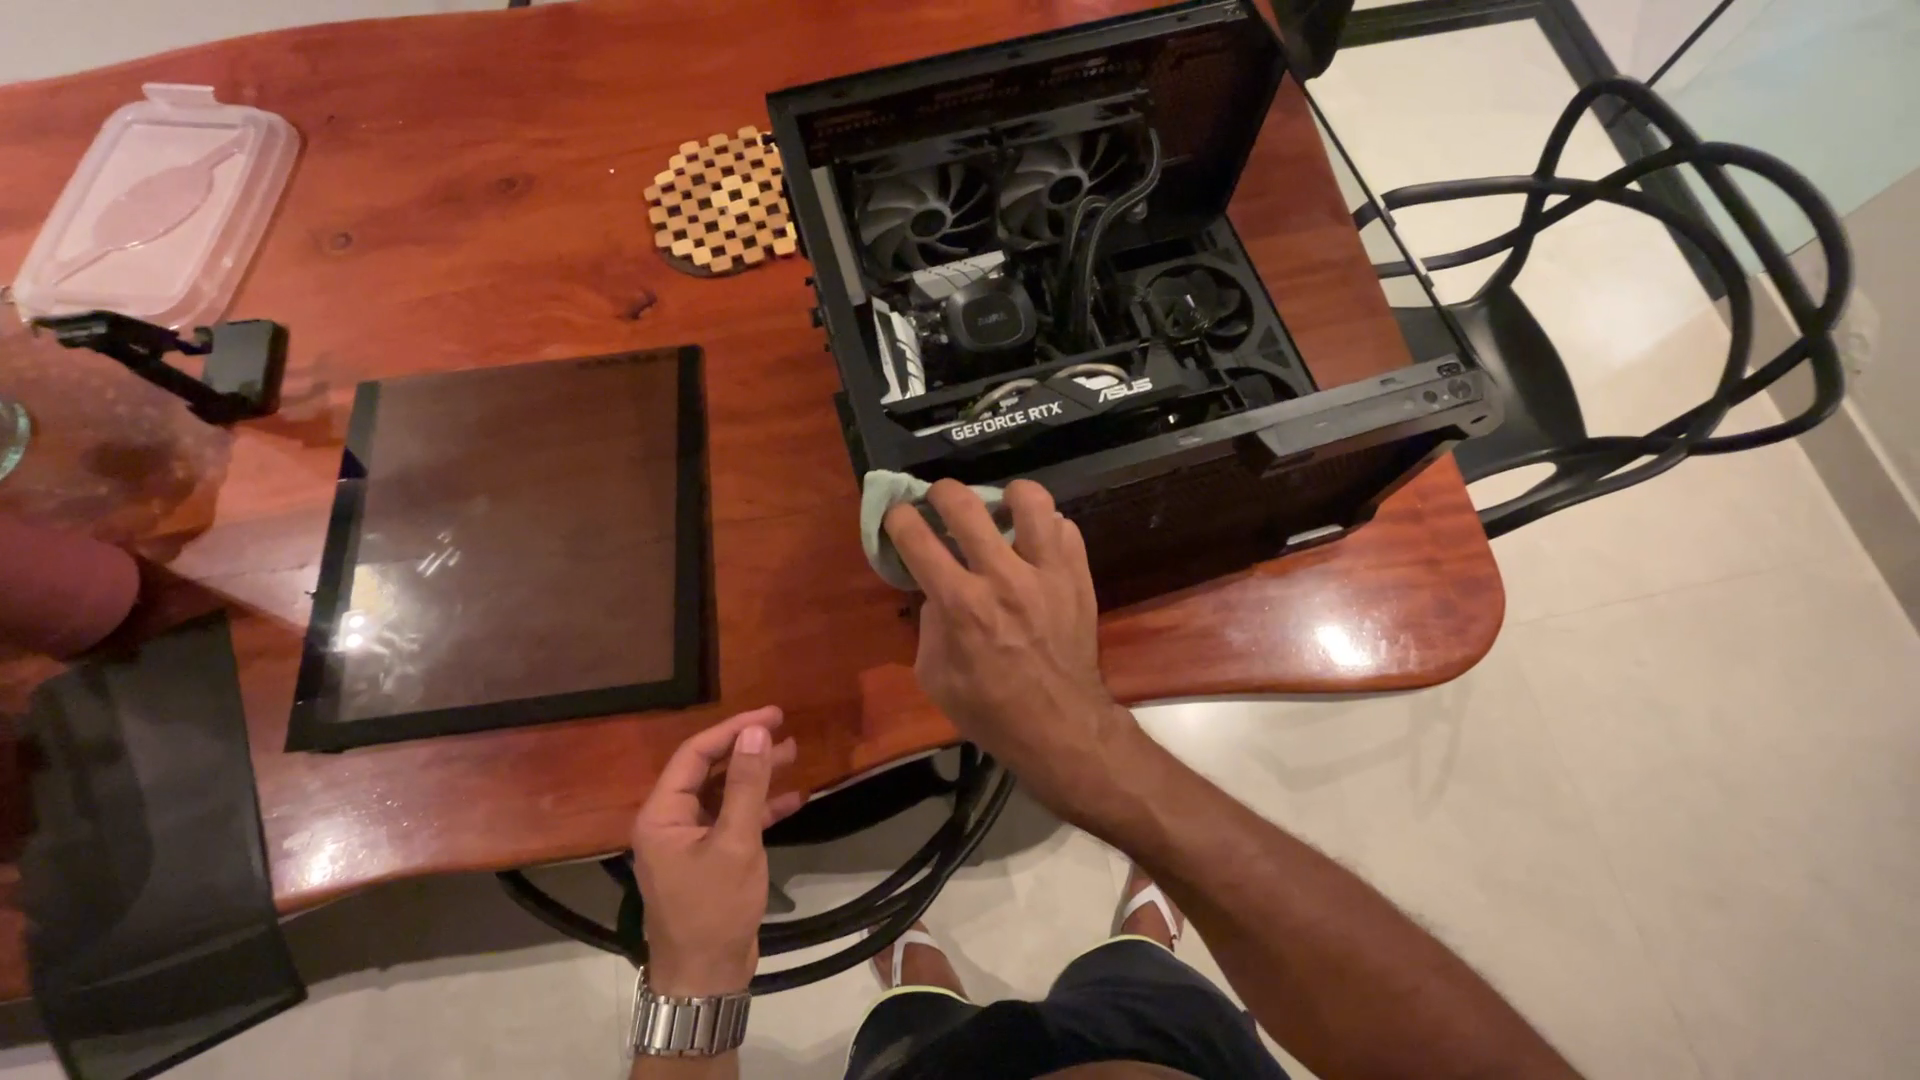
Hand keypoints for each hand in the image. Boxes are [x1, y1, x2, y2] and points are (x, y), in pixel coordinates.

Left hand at [629, 707, 803, 995]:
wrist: (706, 977)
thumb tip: (755, 732)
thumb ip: (746, 784)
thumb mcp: (735, 842)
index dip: (732, 729)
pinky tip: (795, 799)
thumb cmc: (714, 908)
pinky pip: (734, 821)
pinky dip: (762, 808)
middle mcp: (671, 822)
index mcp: (662, 814)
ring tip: (793, 753)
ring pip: (724, 794)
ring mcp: (690, 841)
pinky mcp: (710, 858)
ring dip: (757, 775)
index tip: (771, 714)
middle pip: (708, 770)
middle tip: (783, 727)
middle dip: (745, 748)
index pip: (694, 754)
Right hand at [883, 479, 1138, 816]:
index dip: (899, 518)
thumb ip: (929, 624)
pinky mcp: (1078, 578)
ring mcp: (1046, 574)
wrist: (1060, 726)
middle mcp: (1002, 578)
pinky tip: (1035, 543)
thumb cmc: (989, 709)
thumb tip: (935, 590)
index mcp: (960, 605)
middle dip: (941, 493)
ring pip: (1029, 501)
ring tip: (1000, 509)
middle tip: (939, 501)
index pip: (917, 538)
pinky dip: (1045, 528)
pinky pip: (1064, 527)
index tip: (898, 515)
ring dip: (1006, 497)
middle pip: (965, 505)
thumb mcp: (935, 677)